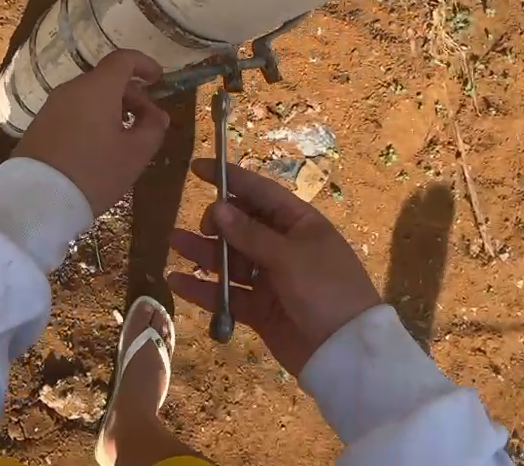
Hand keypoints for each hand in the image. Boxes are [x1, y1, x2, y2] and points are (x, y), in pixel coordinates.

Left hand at [12, 50, 167, 215]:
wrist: (36, 200)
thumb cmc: (93, 173)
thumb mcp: (134, 155)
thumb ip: (152, 129)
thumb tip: (157, 115)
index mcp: (97, 88)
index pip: (123, 59)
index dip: (144, 64)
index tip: (159, 79)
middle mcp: (72, 89)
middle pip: (107, 79)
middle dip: (132, 95)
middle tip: (148, 123)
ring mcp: (52, 106)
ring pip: (89, 96)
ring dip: (112, 108)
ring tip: (125, 138)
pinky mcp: (40, 124)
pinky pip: (73, 110)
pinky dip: (92, 118)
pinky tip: (99, 146)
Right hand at [169, 159, 380, 374]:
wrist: (349, 356)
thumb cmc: (327, 290)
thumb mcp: (290, 256)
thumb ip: (250, 234)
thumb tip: (218, 208)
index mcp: (298, 224)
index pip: (259, 192)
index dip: (230, 179)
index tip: (198, 168)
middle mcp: (283, 247)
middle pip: (241, 225)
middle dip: (217, 222)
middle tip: (204, 227)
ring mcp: (270, 279)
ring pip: (230, 259)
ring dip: (203, 251)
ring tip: (174, 242)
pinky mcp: (260, 309)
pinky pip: (227, 293)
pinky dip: (204, 289)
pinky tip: (178, 281)